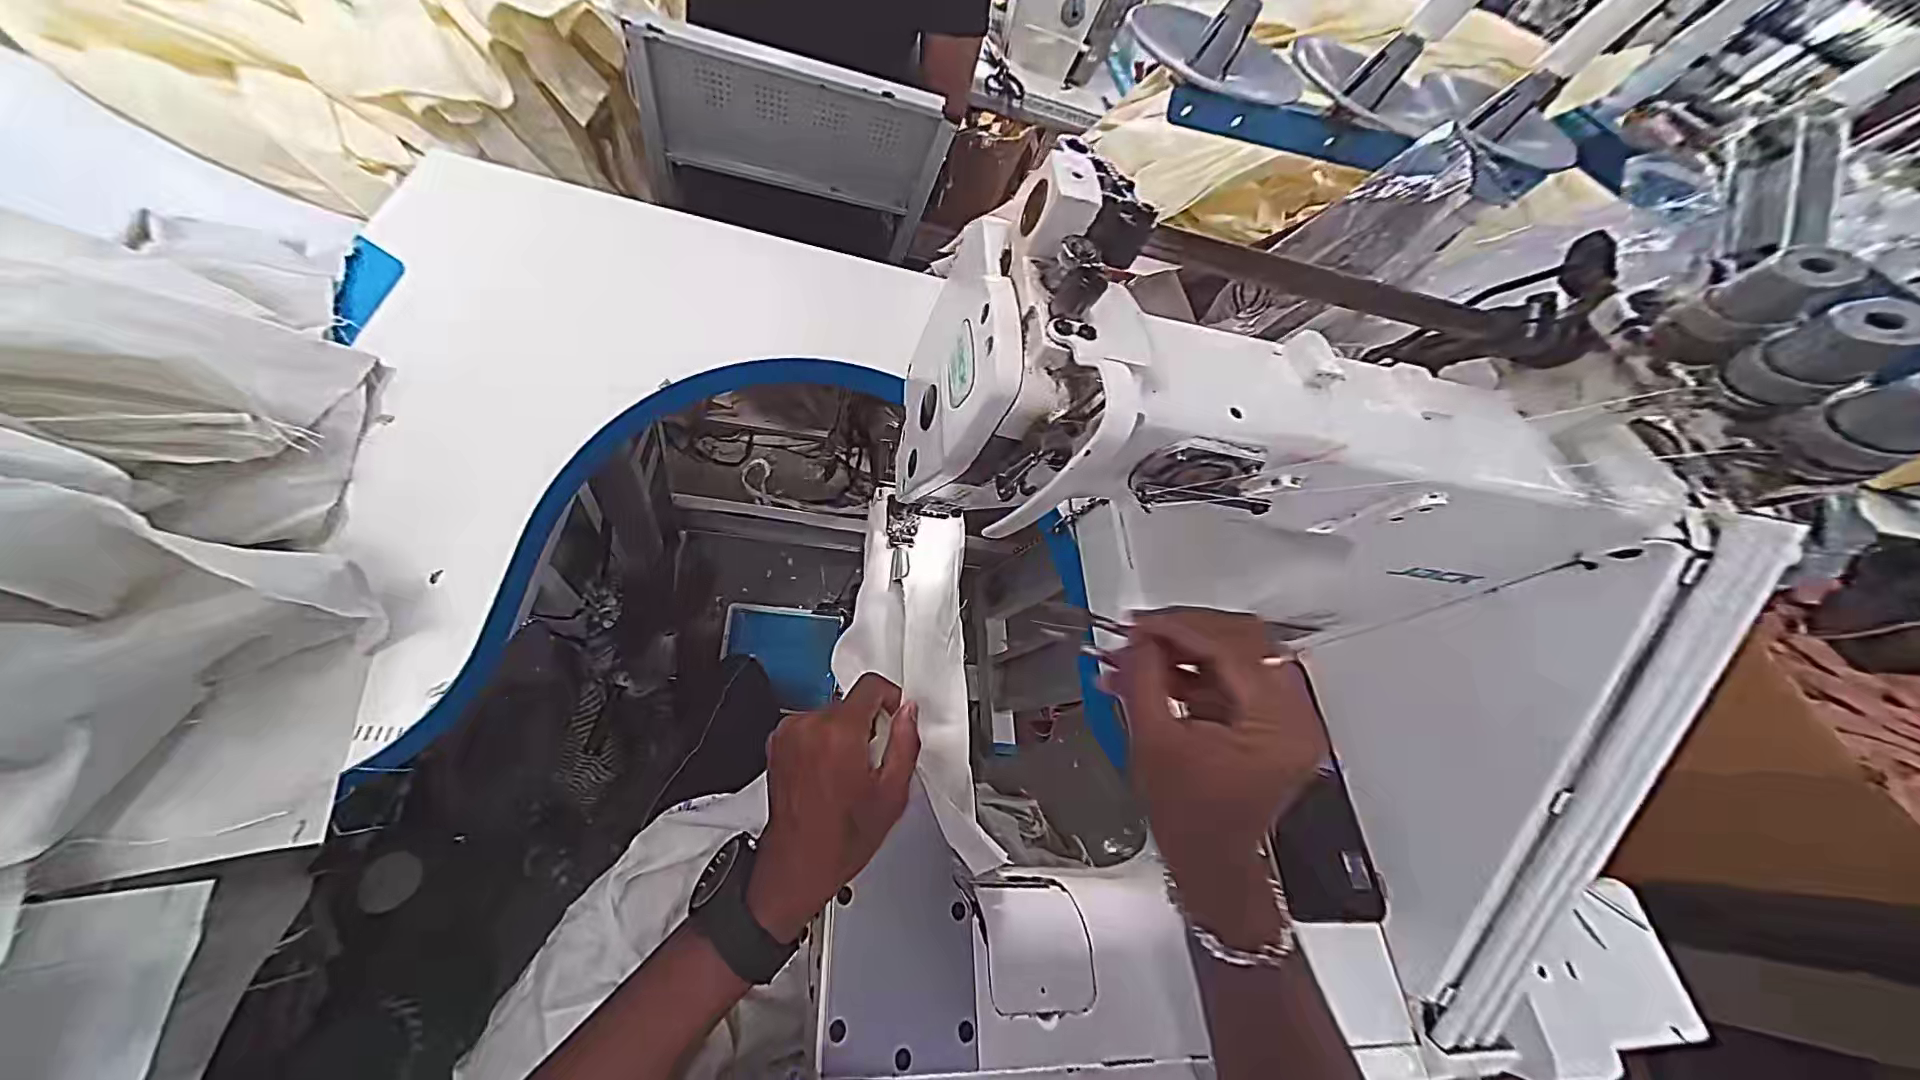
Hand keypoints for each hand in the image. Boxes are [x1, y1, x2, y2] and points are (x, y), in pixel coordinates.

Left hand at [747, 674, 920, 942]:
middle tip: (873, 757)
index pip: (871, 685)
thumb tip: (907, 713)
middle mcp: (809, 726)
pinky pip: (810, 726)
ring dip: (843, 732)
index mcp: (839, 733)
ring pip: (830, 714)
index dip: (891, 696)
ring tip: (848, 771)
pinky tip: (828, 773)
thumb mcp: (892, 794)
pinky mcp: (777, 744)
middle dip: (867, 723)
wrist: (797, 864)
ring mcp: (788, 734)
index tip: (896, 711)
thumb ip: (905, 742)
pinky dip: (822, 740)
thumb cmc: (839, 840)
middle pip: (850, 702)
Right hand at [1112, 610, 1327, 947]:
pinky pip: (1231, 676)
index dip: (1178, 628)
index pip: (1232, 648)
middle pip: (1243, 640)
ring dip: (1186, 649)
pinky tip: (1156, 675)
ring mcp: (1283, 718)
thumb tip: (1137, 640)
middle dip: (1184, 631)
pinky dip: (1192, 670)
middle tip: (1142, 633)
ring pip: (1237, 653)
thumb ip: (1143, 679)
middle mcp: (1293, 717)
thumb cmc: (1190, 820)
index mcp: (1277, 725)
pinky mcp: (1266, 720)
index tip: (1140, 624)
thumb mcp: (1153, 740)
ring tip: (1142, 654)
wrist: (1207, 861)